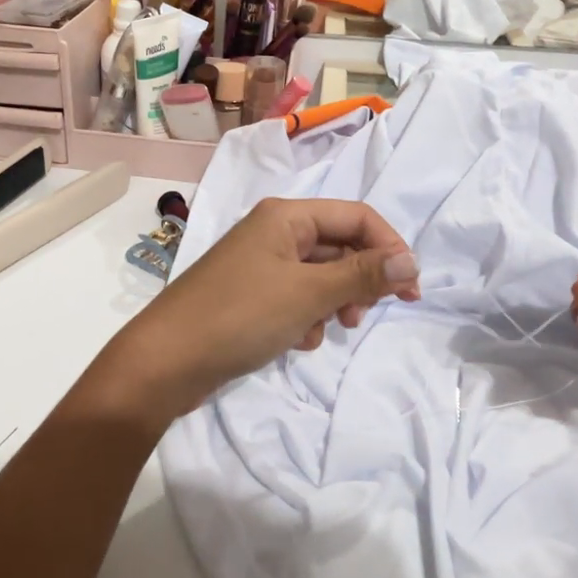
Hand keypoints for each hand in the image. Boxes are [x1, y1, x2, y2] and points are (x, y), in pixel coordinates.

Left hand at [107, 199, 418, 419]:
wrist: (166, 362)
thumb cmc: (239, 316)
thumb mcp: (307, 293)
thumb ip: (361, 275)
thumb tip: (410, 261)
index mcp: (285, 216)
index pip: (356, 216)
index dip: (389, 247)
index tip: (411, 291)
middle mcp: (273, 232)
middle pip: (339, 245)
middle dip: (358, 280)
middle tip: (361, 317)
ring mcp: (260, 264)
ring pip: (320, 276)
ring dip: (332, 303)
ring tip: (323, 331)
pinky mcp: (251, 296)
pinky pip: (297, 298)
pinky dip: (305, 318)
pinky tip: (296, 341)